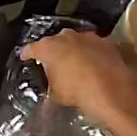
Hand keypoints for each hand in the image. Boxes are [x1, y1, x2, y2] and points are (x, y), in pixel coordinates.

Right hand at [21, 30, 136, 133]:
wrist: (111, 90)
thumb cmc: (76, 91)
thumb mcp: (56, 95)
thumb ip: (50, 90)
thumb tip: (48, 98)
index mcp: (48, 47)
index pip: (31, 48)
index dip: (27, 54)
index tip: (25, 57)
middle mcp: (67, 37)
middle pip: (55, 40)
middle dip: (53, 49)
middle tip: (53, 61)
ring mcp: (88, 37)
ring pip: (76, 40)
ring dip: (74, 49)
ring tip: (74, 63)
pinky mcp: (106, 42)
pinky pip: (94, 46)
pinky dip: (92, 53)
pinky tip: (94, 64)